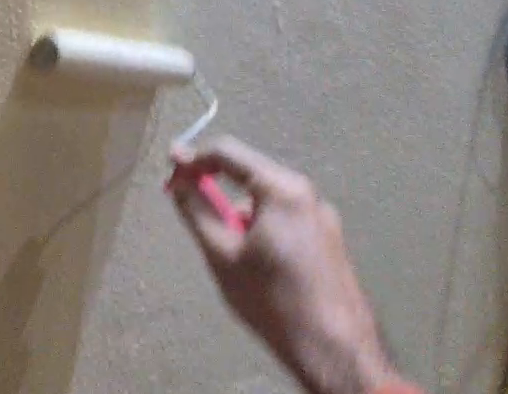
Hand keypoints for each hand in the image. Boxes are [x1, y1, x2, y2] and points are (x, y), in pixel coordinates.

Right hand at [167, 137, 402, 393]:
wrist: (338, 355)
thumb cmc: (272, 299)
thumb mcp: (220, 251)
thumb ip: (194, 207)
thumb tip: (177, 178)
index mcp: (282, 190)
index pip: (226, 152)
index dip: (191, 158)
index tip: (169, 172)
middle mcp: (307, 195)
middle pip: (248, 169)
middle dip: (214, 181)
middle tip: (186, 199)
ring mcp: (324, 218)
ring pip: (265, 195)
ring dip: (237, 206)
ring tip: (225, 243)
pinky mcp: (330, 240)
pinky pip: (284, 214)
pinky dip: (260, 221)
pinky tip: (254, 256)